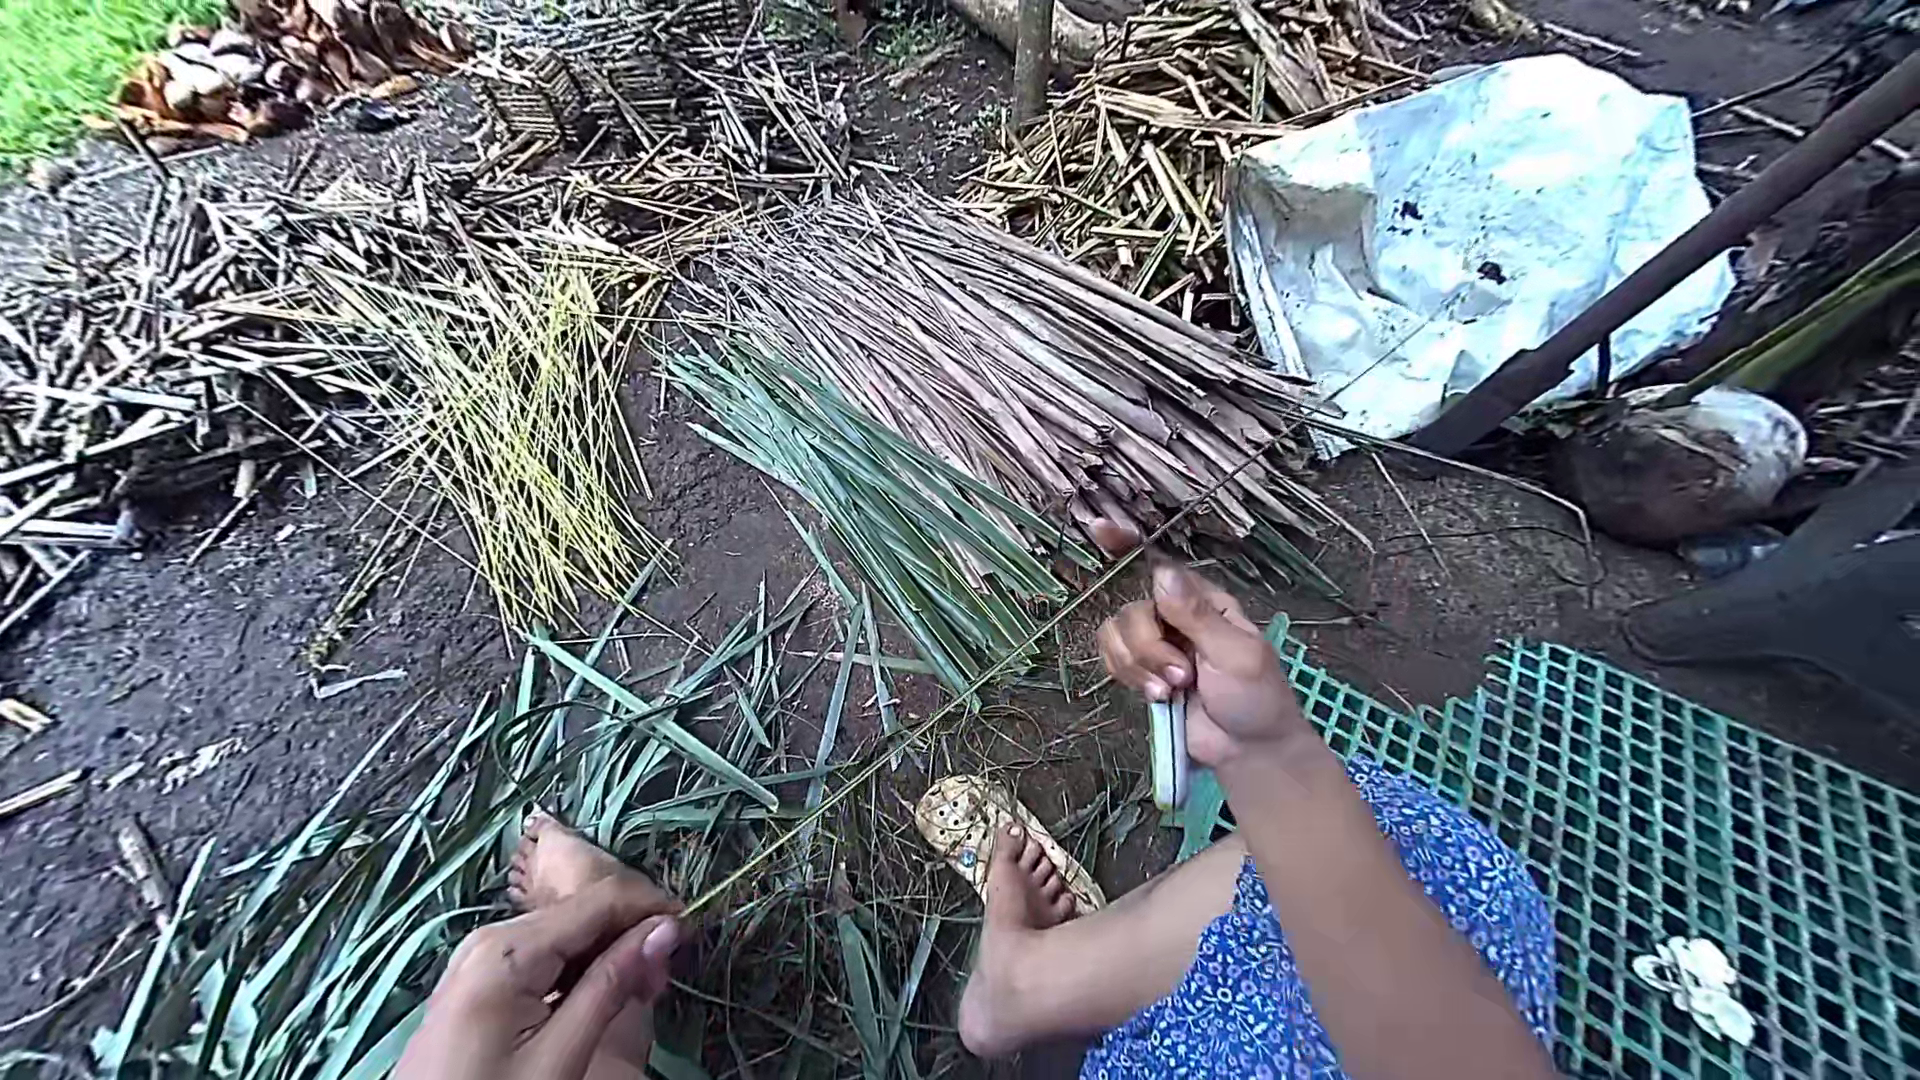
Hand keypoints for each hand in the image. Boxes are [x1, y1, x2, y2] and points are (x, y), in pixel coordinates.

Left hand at [394, 878, 680, 1079]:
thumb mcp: (558, 1058)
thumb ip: (613, 983)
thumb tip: (669, 926)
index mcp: (507, 947)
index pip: (602, 898)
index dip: (652, 908)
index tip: (688, 935)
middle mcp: (494, 935)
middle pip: (587, 909)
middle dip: (632, 933)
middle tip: (661, 977)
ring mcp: (482, 955)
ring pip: (571, 930)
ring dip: (611, 951)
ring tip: (638, 988)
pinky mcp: (480, 977)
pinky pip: (547, 952)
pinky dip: (582, 966)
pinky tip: (601, 992)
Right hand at [1096, 563, 1311, 766]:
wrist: (1246, 751)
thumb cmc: (1256, 697)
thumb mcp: (1236, 654)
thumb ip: (1196, 615)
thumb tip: (1161, 572)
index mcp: (1202, 600)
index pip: (1160, 565)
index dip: (1127, 545)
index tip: (1100, 529)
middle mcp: (1172, 614)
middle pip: (1132, 610)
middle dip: (1150, 648)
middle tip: (1182, 676)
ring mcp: (1154, 642)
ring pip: (1115, 634)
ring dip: (1140, 668)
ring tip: (1171, 690)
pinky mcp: (1139, 669)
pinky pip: (1111, 658)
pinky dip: (1128, 677)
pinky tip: (1157, 696)